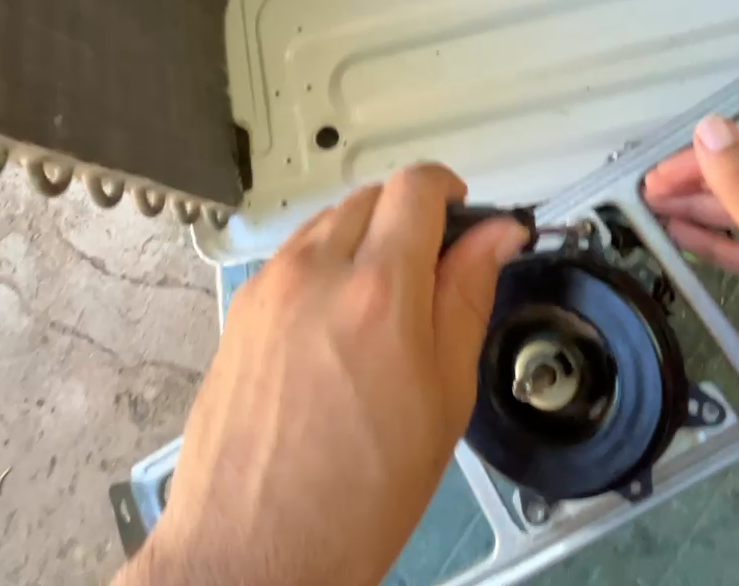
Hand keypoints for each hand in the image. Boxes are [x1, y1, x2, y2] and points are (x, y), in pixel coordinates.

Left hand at [118, 165, 528, 585]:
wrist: (252, 549)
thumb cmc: (353, 497)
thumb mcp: (442, 397)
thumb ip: (468, 297)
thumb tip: (495, 239)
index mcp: (377, 292)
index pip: (416, 188)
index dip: (449, 187)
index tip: (462, 208)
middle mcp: (315, 272)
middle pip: (373, 194)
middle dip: (410, 214)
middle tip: (432, 263)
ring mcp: (270, 284)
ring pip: (331, 219)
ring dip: (366, 236)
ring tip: (383, 300)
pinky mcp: (244, 304)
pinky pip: (294, 253)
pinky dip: (326, 260)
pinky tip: (337, 318)